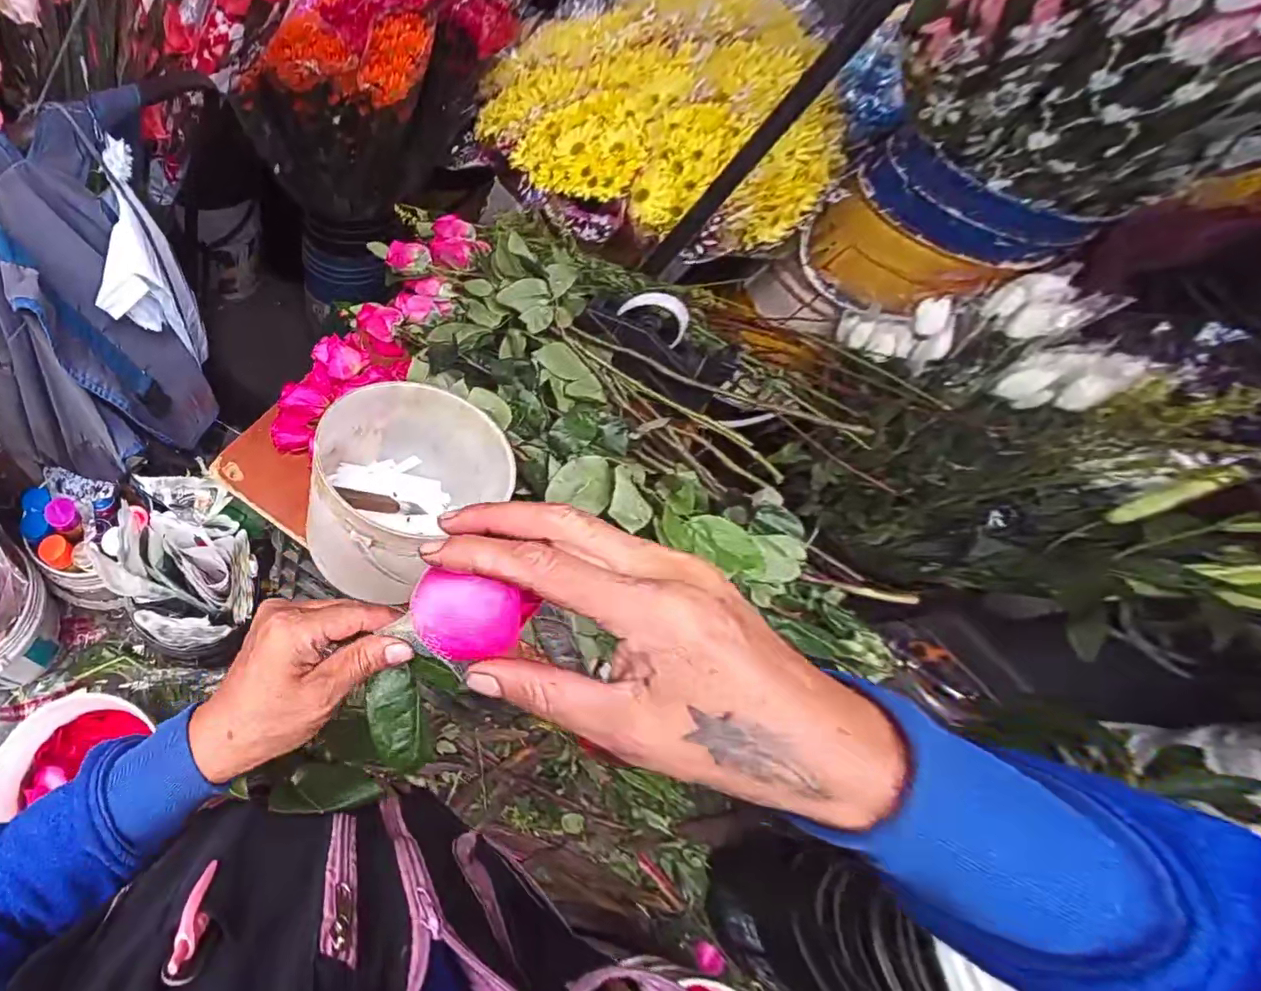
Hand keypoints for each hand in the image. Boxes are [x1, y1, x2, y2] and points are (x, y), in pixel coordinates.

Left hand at [189, 599, 412, 783]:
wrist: (224, 734)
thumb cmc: (266, 723)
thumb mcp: (323, 695)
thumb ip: (361, 662)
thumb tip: (398, 646)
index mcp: (292, 627)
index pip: (354, 613)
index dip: (387, 621)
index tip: (413, 630)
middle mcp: (281, 611)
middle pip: (343, 609)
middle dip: (373, 626)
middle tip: (403, 643)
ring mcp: (275, 614)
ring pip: (331, 612)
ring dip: (356, 628)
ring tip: (382, 648)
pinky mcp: (274, 622)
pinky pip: (316, 617)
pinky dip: (336, 630)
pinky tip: (351, 647)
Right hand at [424, 503, 906, 829]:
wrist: (822, 740)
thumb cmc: (727, 745)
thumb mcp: (627, 729)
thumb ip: (544, 692)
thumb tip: (478, 672)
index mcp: (653, 607)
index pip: (547, 566)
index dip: (484, 556)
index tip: (438, 553)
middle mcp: (667, 569)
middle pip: (566, 521)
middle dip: (501, 516)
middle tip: (451, 523)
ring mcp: (680, 563)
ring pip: (589, 526)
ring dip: (531, 525)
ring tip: (481, 538)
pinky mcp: (686, 571)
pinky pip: (611, 546)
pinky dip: (563, 546)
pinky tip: (539, 564)